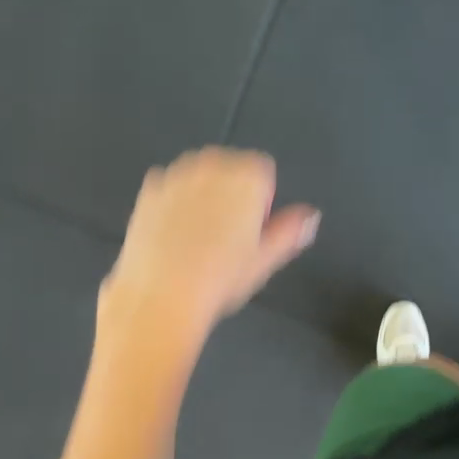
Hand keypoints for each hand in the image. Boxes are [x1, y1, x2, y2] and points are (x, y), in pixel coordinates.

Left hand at [103, 148, 318, 335]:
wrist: (161, 294)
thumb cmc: (220, 278)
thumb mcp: (266, 259)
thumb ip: (291, 231)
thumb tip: (310, 218)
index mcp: (248, 177)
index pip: (264, 171)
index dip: (261, 201)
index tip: (253, 230)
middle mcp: (213, 165)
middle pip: (230, 168)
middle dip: (232, 193)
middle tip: (229, 238)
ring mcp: (177, 174)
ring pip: (199, 176)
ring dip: (203, 196)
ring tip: (200, 240)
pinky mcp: (148, 189)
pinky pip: (170, 188)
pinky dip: (175, 203)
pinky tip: (175, 238)